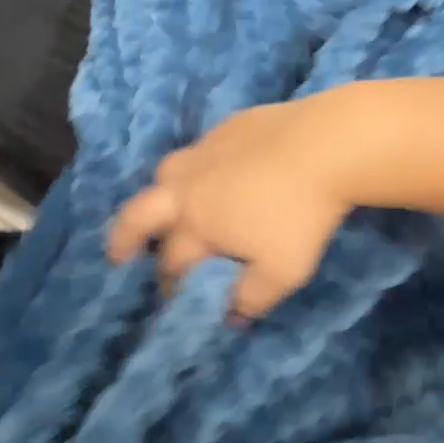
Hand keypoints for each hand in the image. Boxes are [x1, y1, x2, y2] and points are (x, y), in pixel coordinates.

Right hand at [107, 97, 361, 319]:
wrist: (325, 145)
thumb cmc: (301, 213)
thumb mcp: (283, 271)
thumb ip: (252, 297)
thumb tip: (231, 317)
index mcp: (199, 222)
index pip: (172, 259)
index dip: (168, 282)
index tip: (170, 297)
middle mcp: (191, 185)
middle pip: (143, 210)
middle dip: (125, 234)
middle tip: (118, 252)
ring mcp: (207, 150)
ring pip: (167, 171)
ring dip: (159, 193)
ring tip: (166, 204)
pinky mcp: (229, 125)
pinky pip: (200, 148)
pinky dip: (197, 166)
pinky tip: (214, 170)